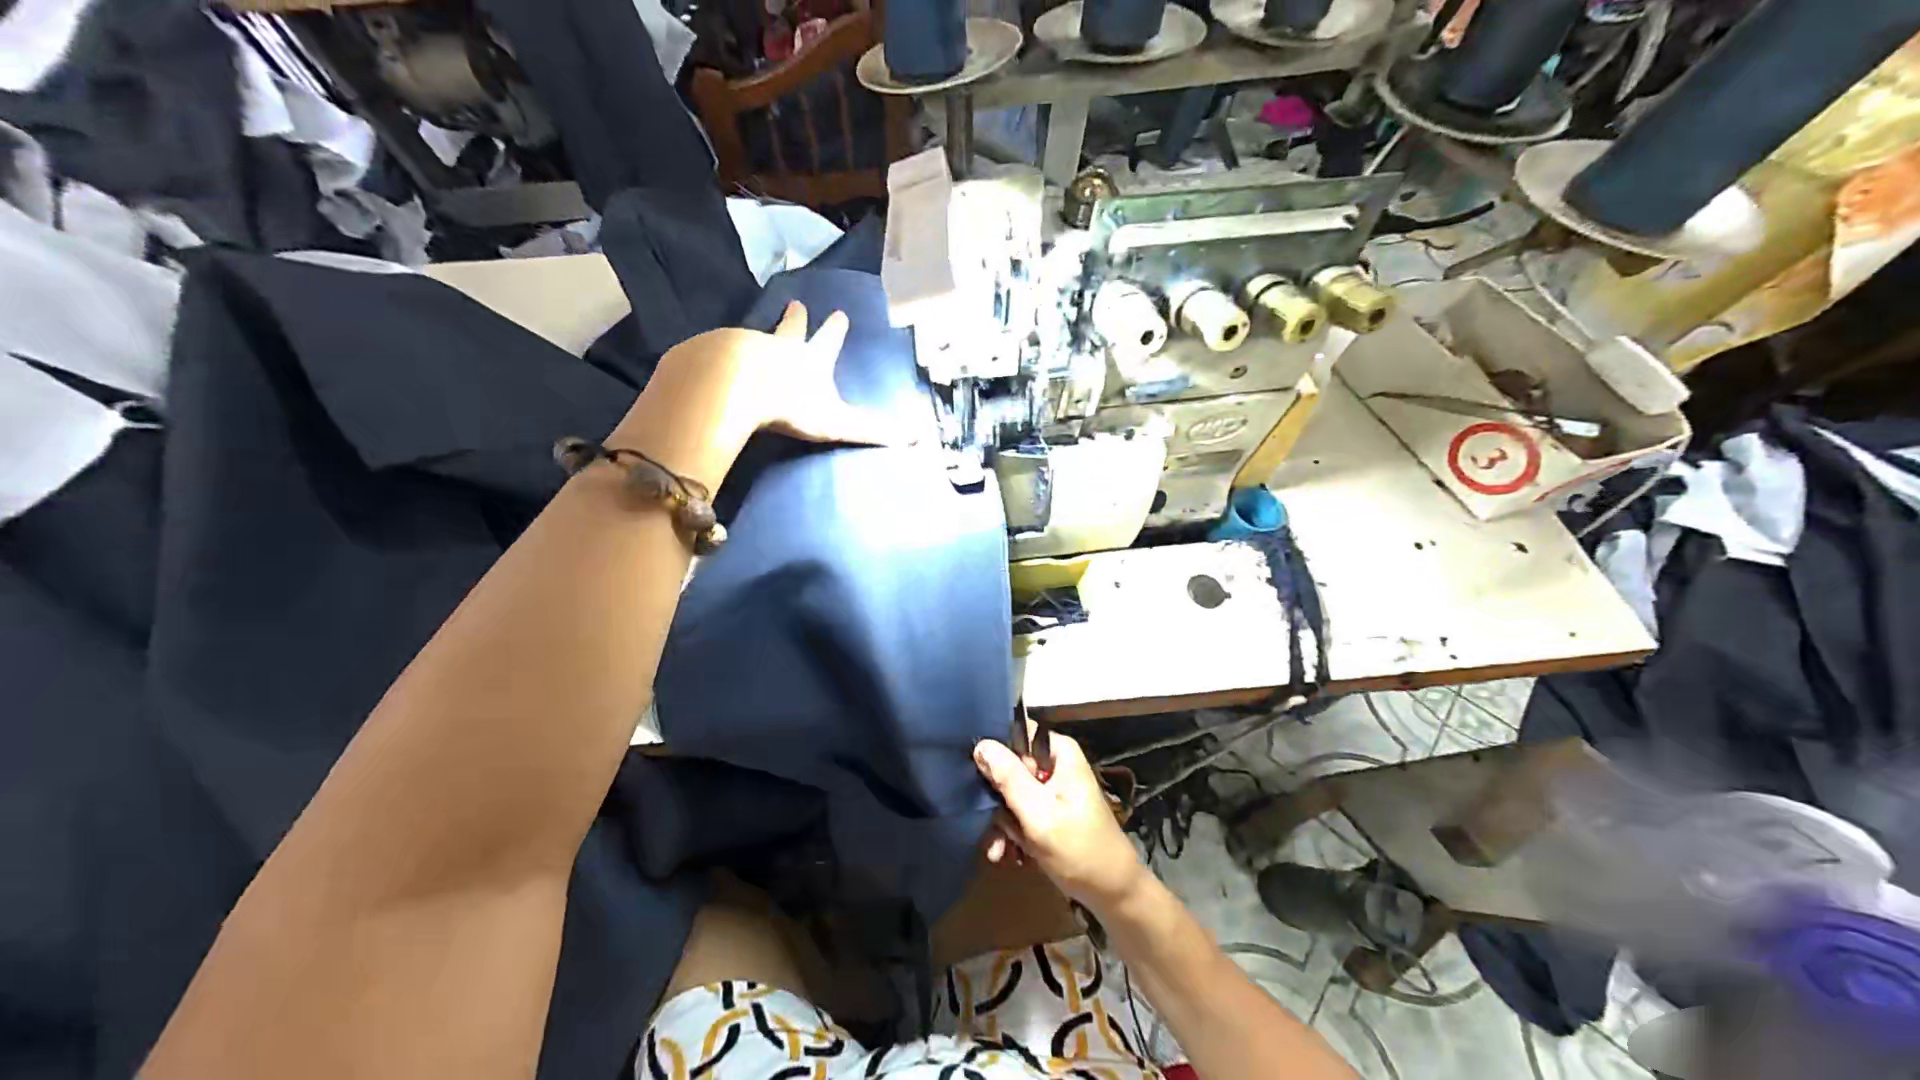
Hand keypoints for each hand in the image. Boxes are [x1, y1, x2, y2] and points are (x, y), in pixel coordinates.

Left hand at [611, 301, 902, 486]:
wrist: (734, 385)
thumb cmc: (791, 403)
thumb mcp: (836, 421)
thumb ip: (871, 430)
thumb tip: (915, 437)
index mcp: (810, 360)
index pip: (828, 342)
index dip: (835, 330)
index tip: (839, 313)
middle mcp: (779, 347)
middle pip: (790, 330)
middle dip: (796, 319)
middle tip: (795, 304)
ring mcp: (743, 347)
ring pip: (753, 339)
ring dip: (758, 338)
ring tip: (752, 339)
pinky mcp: (710, 355)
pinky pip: (717, 354)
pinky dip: (719, 356)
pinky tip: (713, 363)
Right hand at [973, 728, 1148, 912]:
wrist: (1111, 893)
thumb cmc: (1079, 849)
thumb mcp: (1038, 813)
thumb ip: (1008, 777)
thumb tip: (981, 744)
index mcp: (1058, 752)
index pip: (1015, 735)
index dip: (994, 755)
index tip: (979, 780)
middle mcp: (1055, 763)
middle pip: (1009, 767)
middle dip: (998, 803)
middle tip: (996, 831)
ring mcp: (1052, 788)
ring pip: (1010, 793)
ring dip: (1003, 825)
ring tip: (1002, 851)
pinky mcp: (1048, 810)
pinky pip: (1020, 811)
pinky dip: (1013, 833)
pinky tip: (1010, 855)